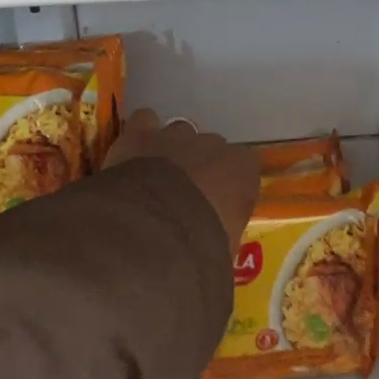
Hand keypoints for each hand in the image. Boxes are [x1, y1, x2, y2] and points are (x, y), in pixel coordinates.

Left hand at [107, 110, 259, 250]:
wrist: (153, 234)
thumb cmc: (200, 248)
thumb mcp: (224, 252)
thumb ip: (224, 240)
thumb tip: (215, 258)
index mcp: (242, 171)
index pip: (244, 168)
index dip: (230, 185)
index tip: (219, 208)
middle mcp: (213, 145)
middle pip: (210, 149)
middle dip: (199, 167)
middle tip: (183, 200)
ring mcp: (177, 135)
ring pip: (179, 132)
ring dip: (171, 150)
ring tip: (155, 178)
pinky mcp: (142, 133)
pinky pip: (144, 121)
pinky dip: (140, 133)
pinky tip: (134, 153)